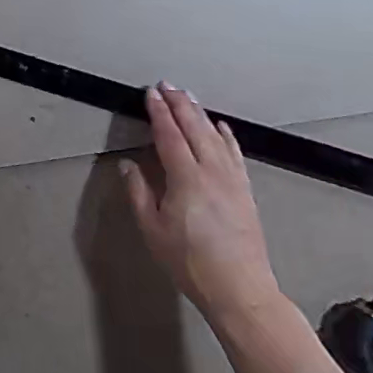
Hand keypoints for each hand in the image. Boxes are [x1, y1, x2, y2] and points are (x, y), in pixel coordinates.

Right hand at [120, 84, 280, 318]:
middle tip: (167, 85)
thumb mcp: (152, 229)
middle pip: (194, 127)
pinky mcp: (244, 190)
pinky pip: (234, 153)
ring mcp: (232, 179)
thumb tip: (128, 166)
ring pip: (215, 136)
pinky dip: (226, 135)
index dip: (159, 112)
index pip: (169, 135)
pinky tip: (221, 126)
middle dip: (179, 103)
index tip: (150, 94)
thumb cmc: (190, 262)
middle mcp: (212, 172)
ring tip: (188, 97)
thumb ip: (138, 193)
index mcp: (186, 178)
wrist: (239, 288)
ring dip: (200, 113)